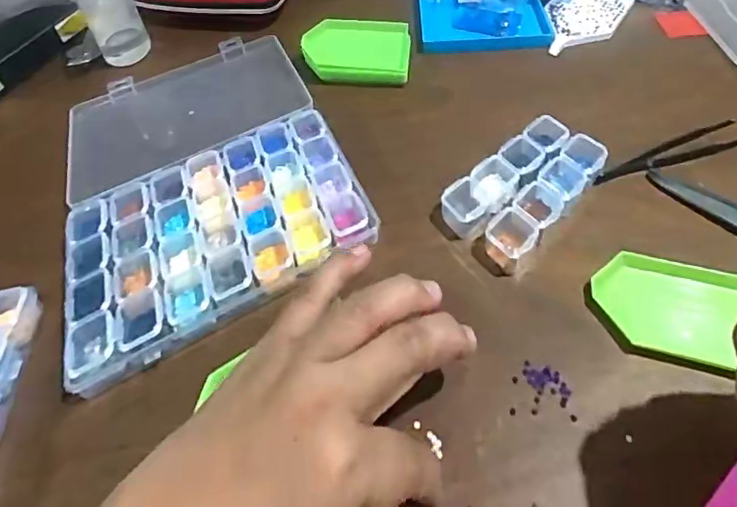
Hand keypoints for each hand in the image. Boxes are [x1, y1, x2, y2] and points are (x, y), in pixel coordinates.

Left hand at [105, 247, 476, 506]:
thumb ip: (375, 491)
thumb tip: (412, 475)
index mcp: (346, 462)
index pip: (414, 463)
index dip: (431, 476)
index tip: (431, 484)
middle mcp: (330, 395)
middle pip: (403, 352)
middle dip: (442, 343)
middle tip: (467, 337)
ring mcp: (298, 360)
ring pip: (363, 311)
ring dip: (402, 294)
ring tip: (432, 289)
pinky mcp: (269, 346)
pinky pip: (309, 299)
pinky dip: (336, 271)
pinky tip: (360, 252)